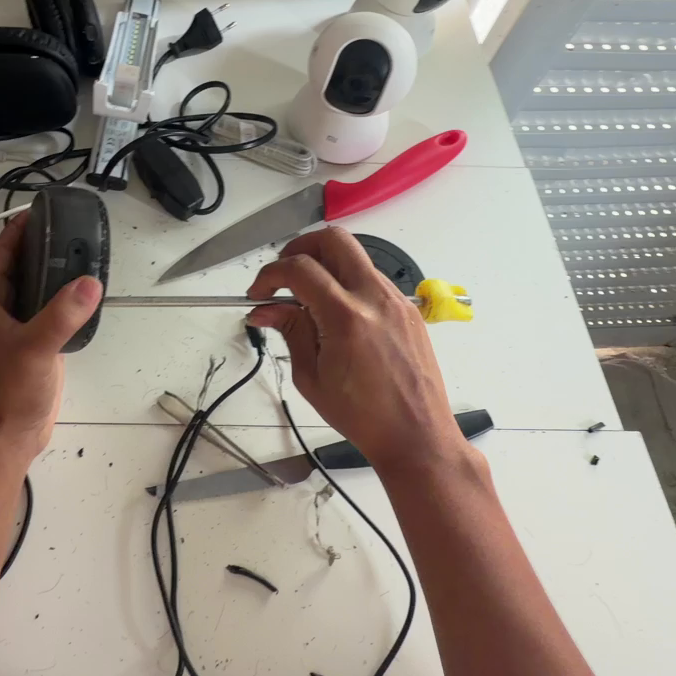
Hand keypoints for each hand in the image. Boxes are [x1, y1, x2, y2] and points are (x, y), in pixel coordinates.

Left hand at [0, 212, 102, 457]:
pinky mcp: (33, 344)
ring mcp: (16, 329)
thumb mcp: (36, 347)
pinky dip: (60, 296)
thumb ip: (62, 314)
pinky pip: (45, 309)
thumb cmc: (12, 389)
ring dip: (50, 271)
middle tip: (66, 226)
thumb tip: (91, 282)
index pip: (0, 257)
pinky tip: (82, 292)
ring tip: (78, 251)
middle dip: (37, 246)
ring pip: (32, 289)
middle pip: (16, 268)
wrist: (11, 435)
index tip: (37, 210)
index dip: (15, 232)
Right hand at [246, 227, 463, 473]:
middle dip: (300, 248)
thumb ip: (290, 331)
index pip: (299, 269)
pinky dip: (347, 283)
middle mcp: (374, 298)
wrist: (417, 436)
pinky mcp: (408, 309)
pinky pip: (372, 279)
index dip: (269, 275)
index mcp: (346, 317)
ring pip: (354, 256)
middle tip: (284, 276)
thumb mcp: (311, 377)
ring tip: (308, 299)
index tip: (258, 294)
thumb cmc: (361, 416)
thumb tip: (264, 310)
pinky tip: (337, 314)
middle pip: (333, 239)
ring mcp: (396, 300)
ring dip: (325, 265)